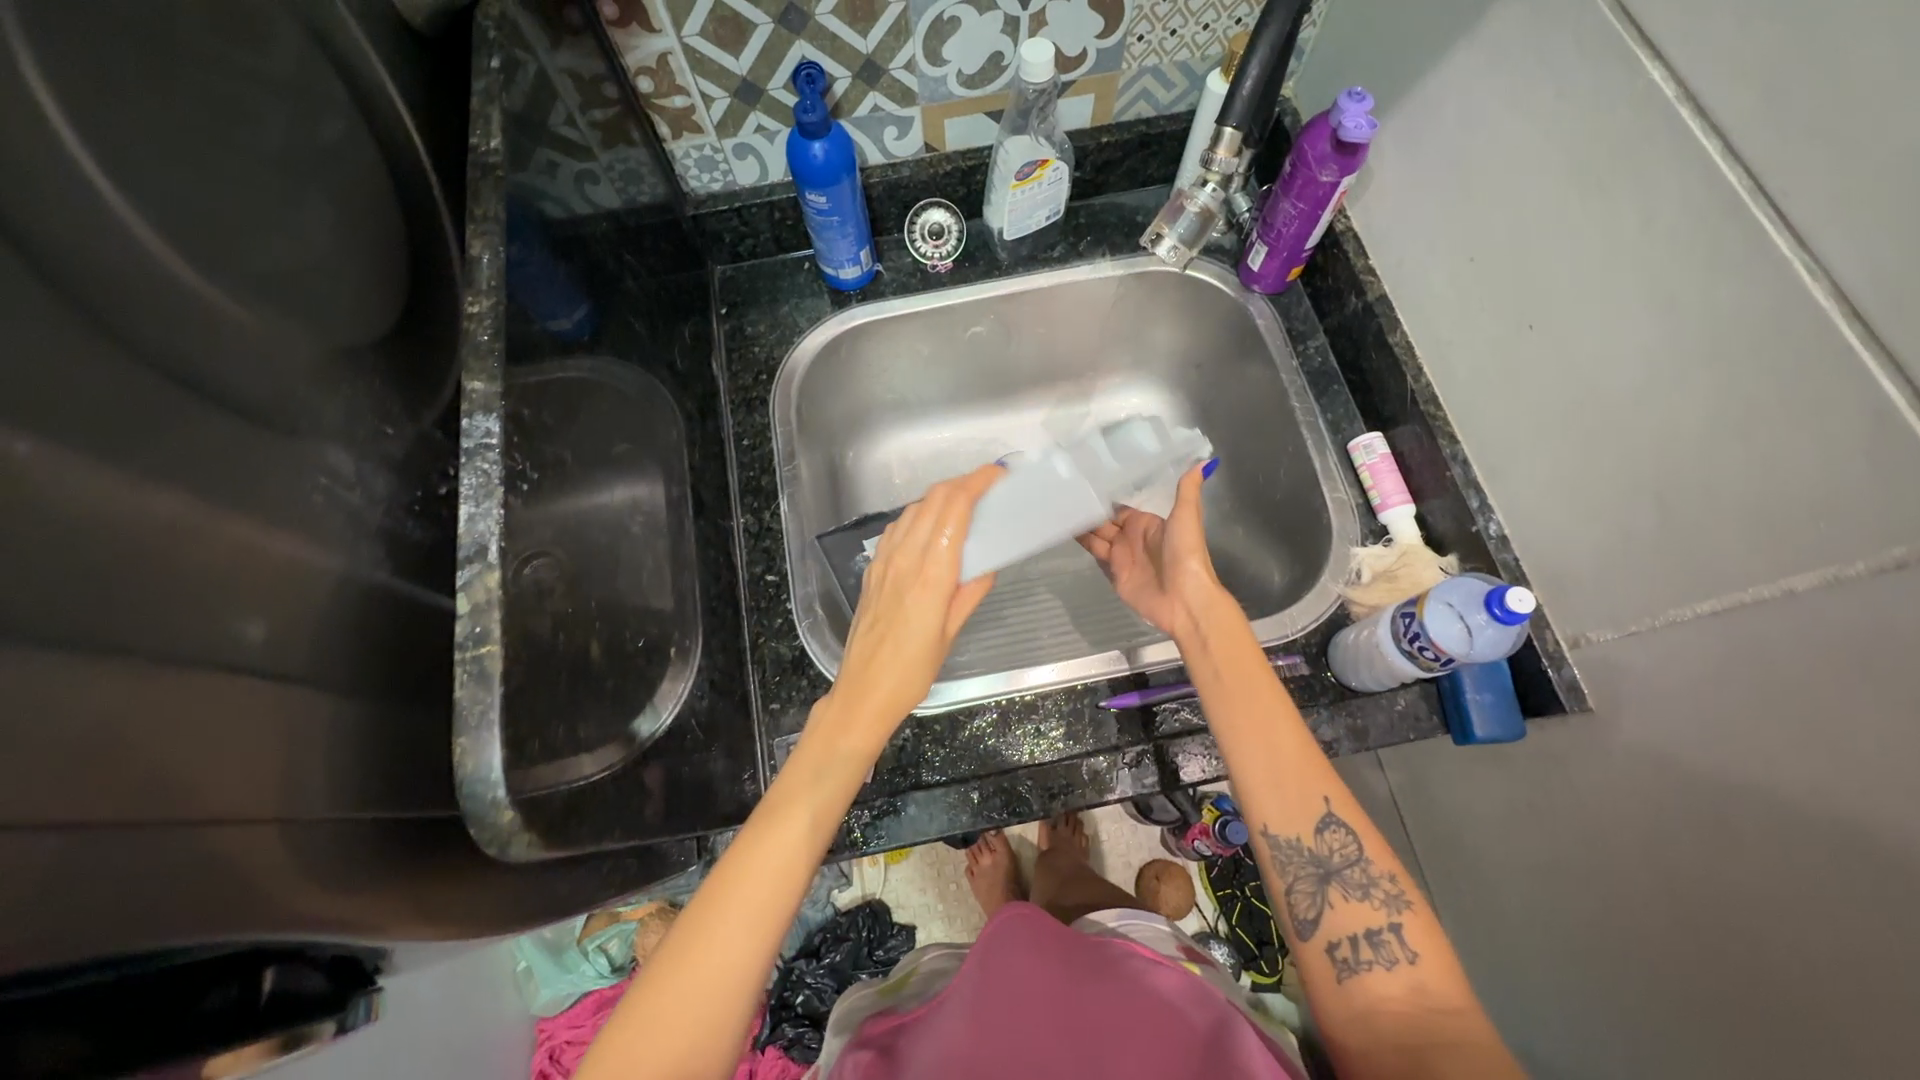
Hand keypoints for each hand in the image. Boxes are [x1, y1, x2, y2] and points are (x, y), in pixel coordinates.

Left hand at [817, 465, 1003, 750]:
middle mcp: (905, 558)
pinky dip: (920, 515)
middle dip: (963, 483)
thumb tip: (988, 562)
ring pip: (914, 509)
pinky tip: (931, 528)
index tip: (998, 475)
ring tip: (965, 503)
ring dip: (941, 497)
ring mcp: (884, 561)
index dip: (977, 483)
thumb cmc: (914, 670)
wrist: (864, 690)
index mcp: (931, 573)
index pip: (955, 509)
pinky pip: (898, 528)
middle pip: (934, 500)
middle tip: (988, 485)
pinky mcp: (873, 570)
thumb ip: (970, 591)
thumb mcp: (951, 633)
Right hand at [1077, 463, 1226, 639]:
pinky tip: (1065, 530)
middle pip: (1104, 522)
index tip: (1084, 482)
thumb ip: (1187, 489)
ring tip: (1059, 509)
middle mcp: (1132, 538)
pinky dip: (1082, 545)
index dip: (1103, 498)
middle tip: (1064, 494)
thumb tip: (1206, 460)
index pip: (1120, 508)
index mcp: (1147, 523)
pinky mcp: (1114, 574)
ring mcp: (1122, 557)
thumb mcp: (1187, 516)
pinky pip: (1096, 556)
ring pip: (1097, 537)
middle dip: (1088, 511)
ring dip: (1081, 525)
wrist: (1185, 598)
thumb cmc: (1186, 554)